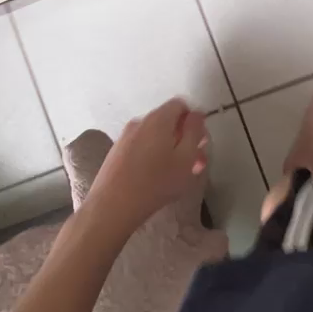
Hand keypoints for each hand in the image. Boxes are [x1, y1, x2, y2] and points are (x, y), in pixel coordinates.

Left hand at [83, 98, 209, 234]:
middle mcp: (140, 122)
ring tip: (178, 175)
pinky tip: (157, 178)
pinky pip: (141, 146)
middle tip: (196, 163)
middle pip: (168, 121)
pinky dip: (154, 156)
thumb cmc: (156, 182)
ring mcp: (125, 137)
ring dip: (171, 149)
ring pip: (155, 136)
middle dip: (185, 138)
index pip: (181, 105)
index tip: (201, 143)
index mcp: (159, 118)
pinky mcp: (116, 153)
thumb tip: (196, 115)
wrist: (112, 206)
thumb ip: (194, 132)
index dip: (194, 121)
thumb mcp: (186, 158)